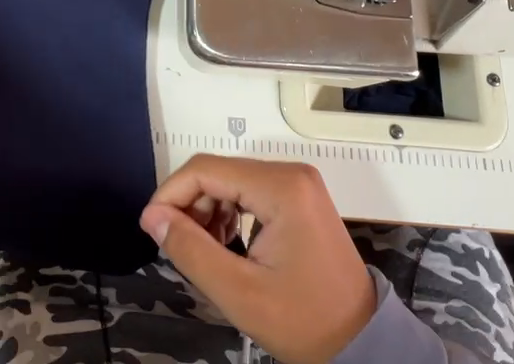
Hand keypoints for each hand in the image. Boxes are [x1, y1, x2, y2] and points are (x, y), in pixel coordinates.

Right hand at [140, 156, 375, 363]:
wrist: (362, 344)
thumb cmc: (303, 321)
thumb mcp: (239, 292)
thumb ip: (190, 249)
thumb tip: (151, 216)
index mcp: (280, 187)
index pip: (205, 170)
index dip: (171, 194)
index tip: (152, 229)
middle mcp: (290, 173)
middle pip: (218, 173)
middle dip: (190, 206)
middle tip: (179, 247)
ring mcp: (297, 184)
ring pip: (230, 182)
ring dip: (207, 212)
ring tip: (203, 252)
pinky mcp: (299, 198)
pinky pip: (249, 193)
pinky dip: (228, 215)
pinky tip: (224, 246)